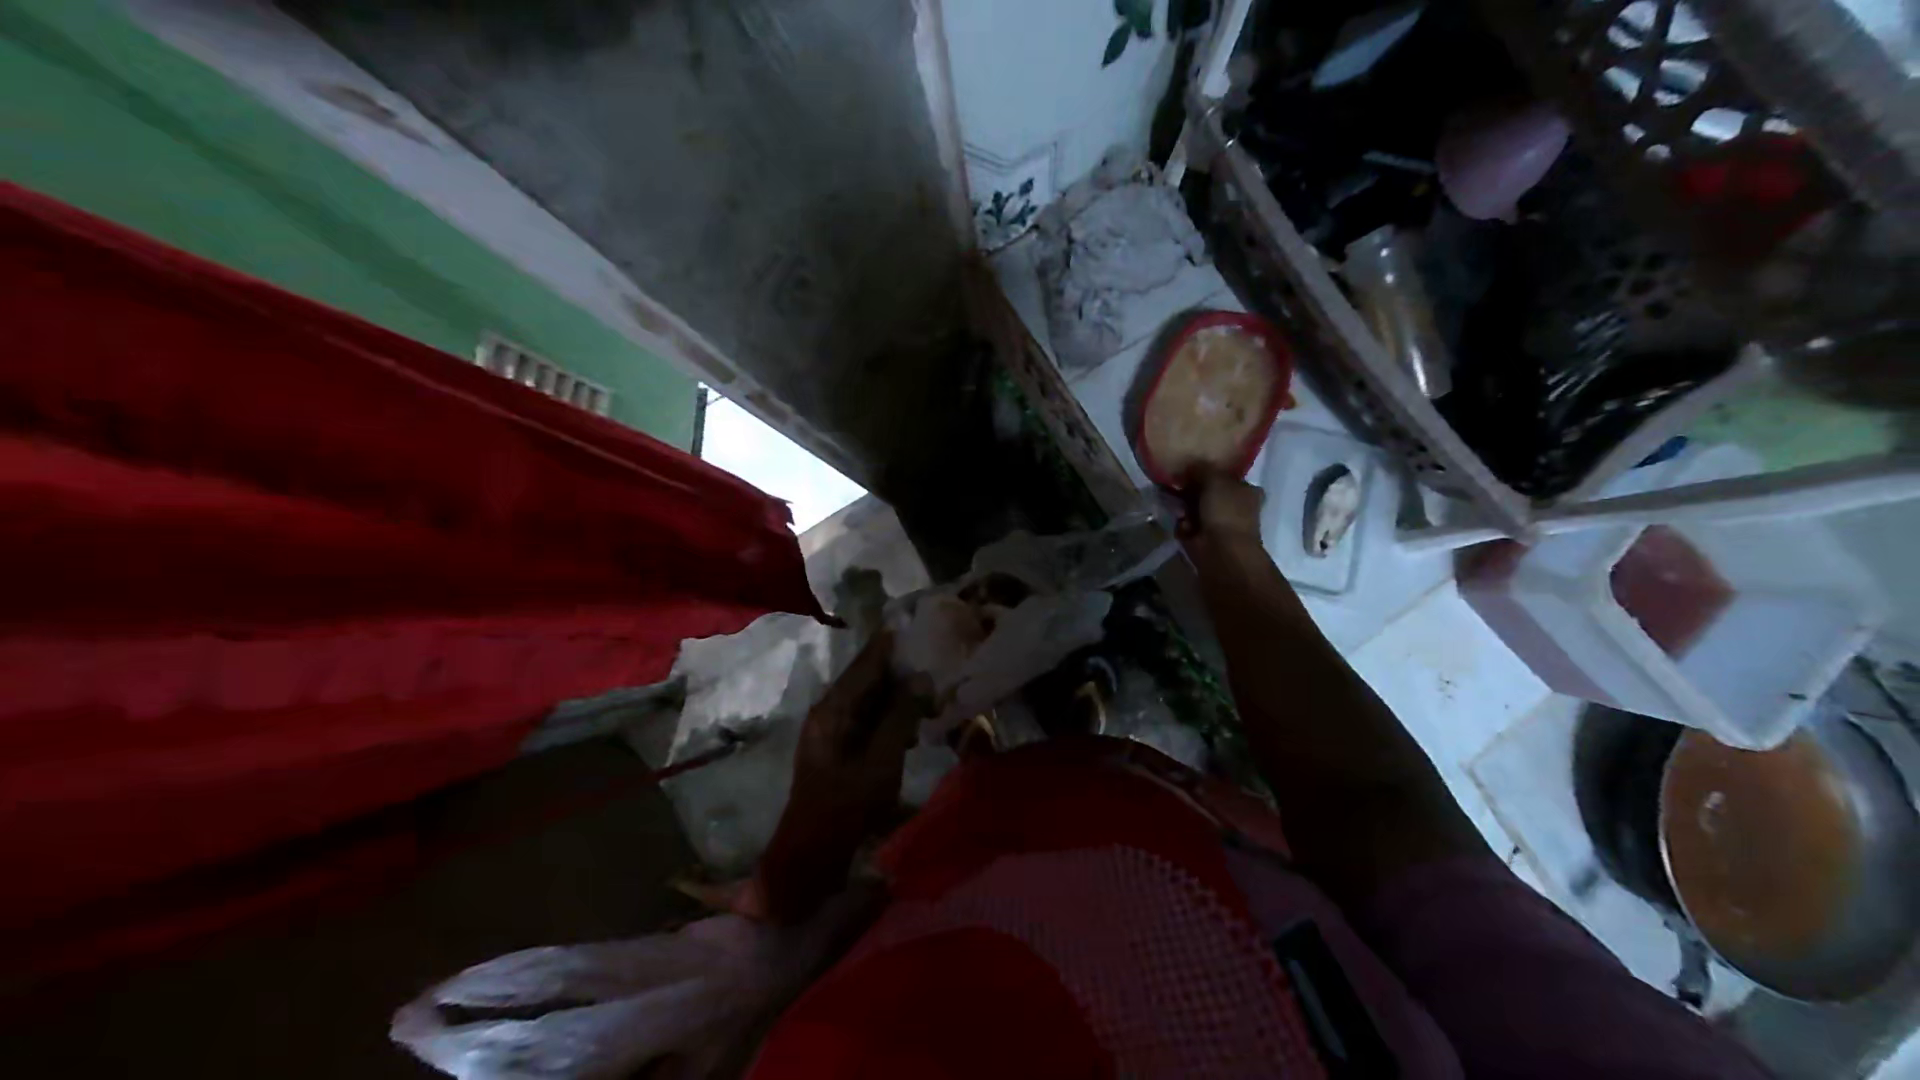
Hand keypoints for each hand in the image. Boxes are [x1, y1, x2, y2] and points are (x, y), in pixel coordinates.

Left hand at [788, 630, 920, 830]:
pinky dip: (889, 718)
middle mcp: (828, 712)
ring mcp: (831, 731)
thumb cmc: (847, 806)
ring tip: (930, 694)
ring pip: (868, 701)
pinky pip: (867, 721)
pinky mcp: (838, 749)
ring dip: (897, 697)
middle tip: (933, 661)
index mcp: (833, 709)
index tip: (913, 623)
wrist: (812, 855)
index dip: (889, 644)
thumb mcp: (881, 760)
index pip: (865, 664)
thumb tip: (920, 678)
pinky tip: (912, 728)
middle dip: (899, 671)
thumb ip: (901, 717)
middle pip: (866, 680)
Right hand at [1179, 466, 1264, 554]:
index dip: (1209, 473)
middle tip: (1177, 486)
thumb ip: (1201, 468)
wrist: (1222, 550)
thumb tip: (1189, 465)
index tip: (1190, 471)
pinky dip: (1183, 524)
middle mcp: (1236, 507)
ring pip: (1196, 509)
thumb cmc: (1225, 510)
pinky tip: (1181, 523)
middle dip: (1191, 490)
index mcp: (1247, 491)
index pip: (1227, 477)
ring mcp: (1220, 524)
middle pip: (1208, 492)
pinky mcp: (1204, 539)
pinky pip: (1188, 525)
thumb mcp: (1214, 478)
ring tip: (1177, 506)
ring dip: (1184, 507)